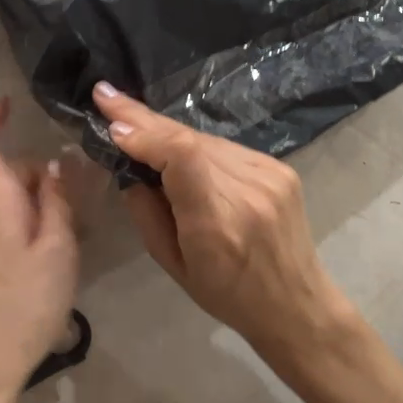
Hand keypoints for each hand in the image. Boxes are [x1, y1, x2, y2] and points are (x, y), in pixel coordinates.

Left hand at [0, 98, 79, 402]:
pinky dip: (38, 219)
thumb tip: (55, 164)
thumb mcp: (56, 248)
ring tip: (74, 225)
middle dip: (39, 171)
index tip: (8, 100)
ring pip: (15, 198)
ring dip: (43, 199)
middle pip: (8, 172)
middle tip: (76, 191)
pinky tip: (62, 246)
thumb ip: (56, 203)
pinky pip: (16, 221)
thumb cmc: (28, 301)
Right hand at [92, 81, 348, 353]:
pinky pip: (223, 146)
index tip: (113, 125)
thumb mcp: (172, 264)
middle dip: (142, 117)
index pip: (182, 158)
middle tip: (106, 96)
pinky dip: (195, 145)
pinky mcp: (278, 168)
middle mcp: (245, 191)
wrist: (297, 306)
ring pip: (203, 138)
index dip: (146, 134)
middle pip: (188, 138)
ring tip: (132, 119)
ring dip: (165, 130)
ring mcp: (267, 175)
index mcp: (216, 223)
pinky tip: (177, 148)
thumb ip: (144, 210)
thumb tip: (125, 160)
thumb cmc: (226, 295)